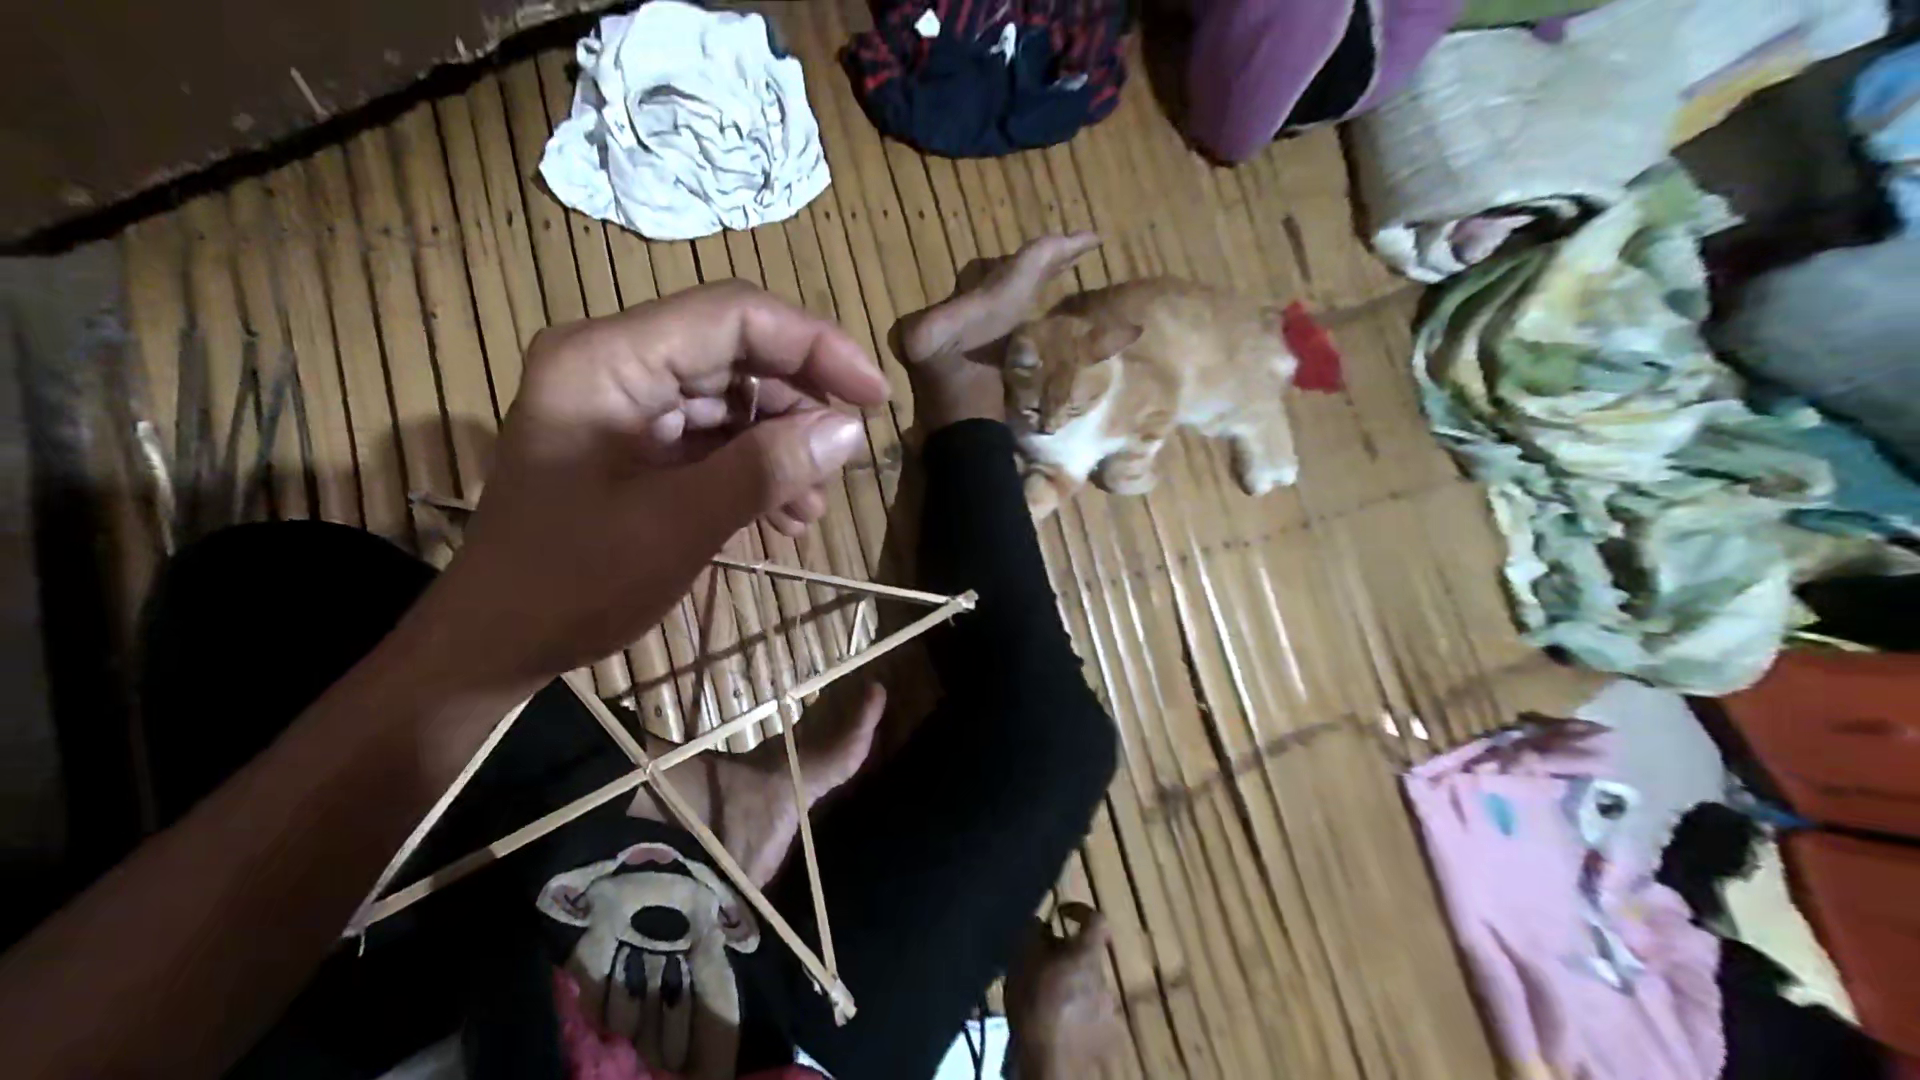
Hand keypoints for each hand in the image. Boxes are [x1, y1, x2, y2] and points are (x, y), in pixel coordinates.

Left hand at [404, 281, 889, 691]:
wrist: (500, 641)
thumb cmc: (572, 584)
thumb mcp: (678, 526)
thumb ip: (765, 469)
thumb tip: (851, 430)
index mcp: (609, 360)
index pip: (734, 316)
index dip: (816, 345)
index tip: (875, 396)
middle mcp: (618, 362)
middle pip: (740, 353)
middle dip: (801, 407)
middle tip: (841, 462)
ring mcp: (629, 401)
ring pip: (736, 397)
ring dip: (784, 445)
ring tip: (811, 505)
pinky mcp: (640, 439)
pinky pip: (716, 435)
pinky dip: (757, 467)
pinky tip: (784, 516)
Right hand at [1006, 903, 1125, 1079]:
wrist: (1047, 1063)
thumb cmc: (1034, 1003)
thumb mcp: (1023, 959)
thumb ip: (1033, 933)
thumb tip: (1040, 920)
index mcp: (1087, 955)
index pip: (1097, 919)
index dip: (1081, 910)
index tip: (1061, 912)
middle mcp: (1104, 978)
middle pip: (1088, 955)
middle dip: (1067, 954)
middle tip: (1042, 963)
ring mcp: (1108, 1010)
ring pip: (1088, 984)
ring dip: (1071, 983)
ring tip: (1046, 996)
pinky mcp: (1106, 1037)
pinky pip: (1090, 1012)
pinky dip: (1076, 1010)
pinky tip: (1056, 1021)